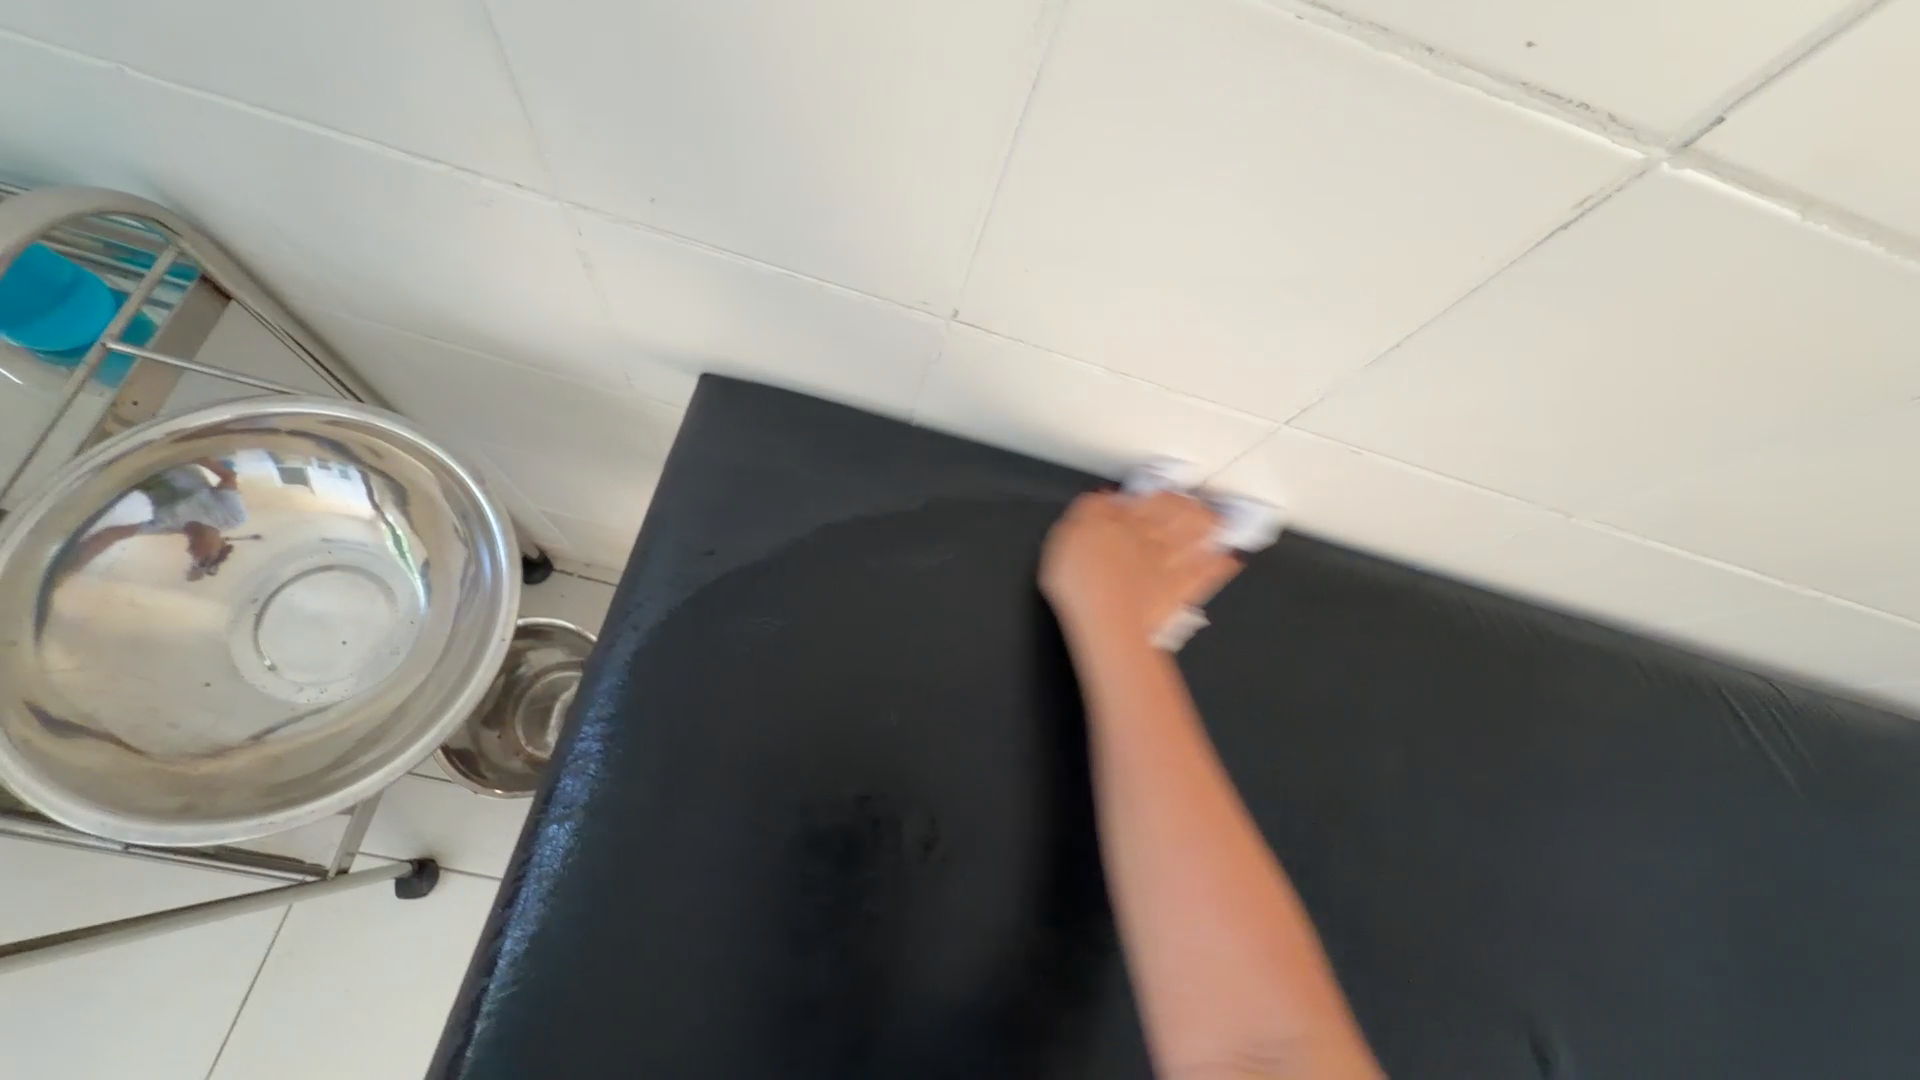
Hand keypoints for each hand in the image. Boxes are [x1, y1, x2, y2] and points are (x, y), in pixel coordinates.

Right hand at [1040, 490, 1241, 650]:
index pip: (1149, 499)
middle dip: (1190, 505)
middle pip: (1179, 514)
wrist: (1107, 622)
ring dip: (1210, 526)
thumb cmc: (1083, 583)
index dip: (1160, 493)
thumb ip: (1089, 512)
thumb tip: (1102, 499)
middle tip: (1195, 501)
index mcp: (1125, 523)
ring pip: (1198, 537)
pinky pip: (1207, 574)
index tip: (1164, 491)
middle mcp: (1153, 539)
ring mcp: (1171, 565)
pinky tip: (1229, 560)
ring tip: (1217, 519)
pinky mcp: (1180, 591)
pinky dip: (1220, 566)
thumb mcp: (1068, 537)